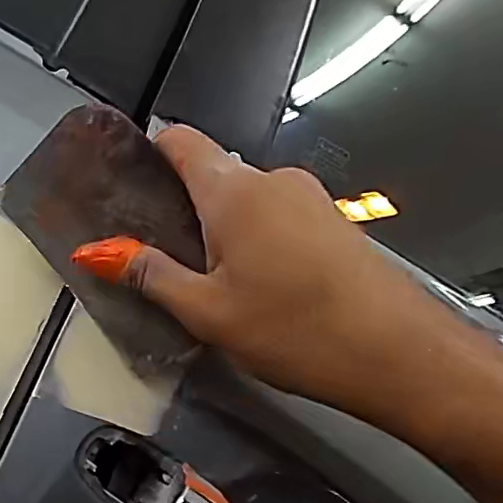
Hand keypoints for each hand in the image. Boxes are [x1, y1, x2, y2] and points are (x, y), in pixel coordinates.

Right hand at [74, 125, 456, 418]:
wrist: (407, 360)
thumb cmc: (299, 331)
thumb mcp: (204, 309)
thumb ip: (147, 273)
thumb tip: (95, 251)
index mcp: (237, 193)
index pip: (181, 142)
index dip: (146, 152)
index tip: (122, 179)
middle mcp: (276, 183)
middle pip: (207, 174)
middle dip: (174, 206)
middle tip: (147, 252)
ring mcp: (309, 201)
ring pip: (239, 200)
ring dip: (211, 228)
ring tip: (194, 277)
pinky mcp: (331, 224)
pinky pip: (270, 216)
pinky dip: (244, 238)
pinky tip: (241, 283)